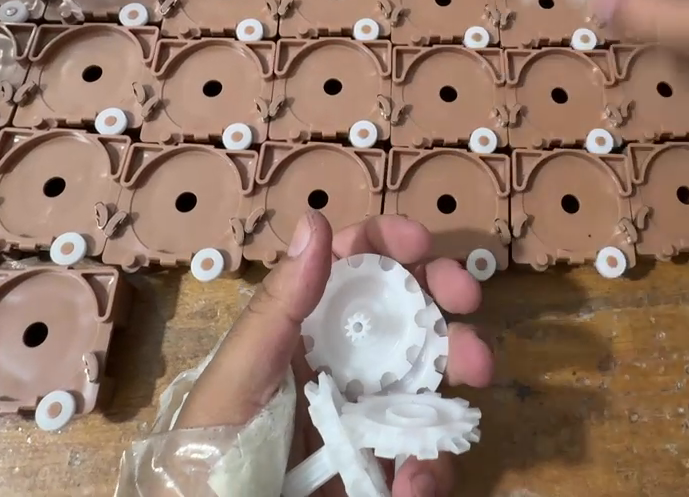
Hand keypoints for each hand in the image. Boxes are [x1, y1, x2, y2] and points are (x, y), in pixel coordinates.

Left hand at [179, 212, 495, 496]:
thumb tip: (316, 218)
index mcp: (309, 325)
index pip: (355, 264)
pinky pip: (425, 453)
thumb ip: (280, 304)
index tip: (422, 242)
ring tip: (476, 374)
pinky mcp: (382, 466)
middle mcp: (346, 357)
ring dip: (459, 365)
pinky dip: (432, 466)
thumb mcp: (239, 373)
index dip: (390, 242)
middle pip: (406, 305)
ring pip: (431, 372)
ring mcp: (368, 410)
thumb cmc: (212, 447)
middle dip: (443, 292)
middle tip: (468, 297)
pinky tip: (414, 483)